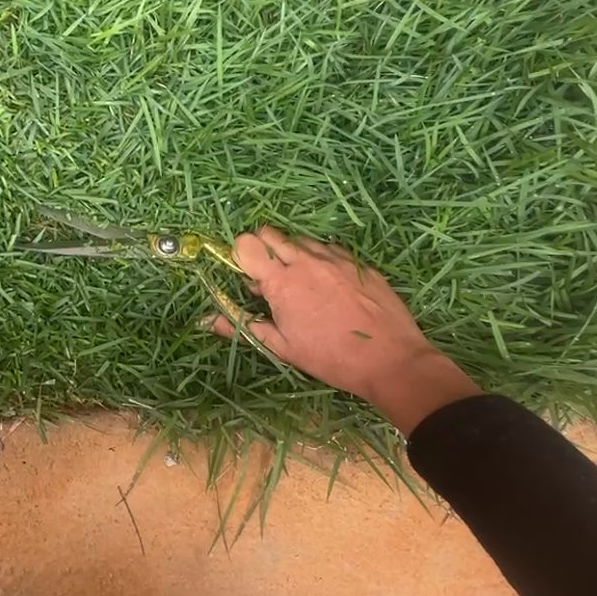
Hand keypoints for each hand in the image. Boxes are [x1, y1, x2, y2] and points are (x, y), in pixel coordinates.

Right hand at [208, 226, 479, 434]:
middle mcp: (305, 261)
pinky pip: (330, 249)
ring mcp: (335, 259)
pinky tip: (328, 282)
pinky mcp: (359, 263)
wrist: (392, 361)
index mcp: (280, 281)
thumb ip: (241, 325)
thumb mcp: (281, 345)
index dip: (241, 254)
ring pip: (301, 240)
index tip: (246, 273)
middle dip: (263, 248)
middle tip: (270, 274)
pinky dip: (321, 259)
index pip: (246, 243)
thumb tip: (203, 321)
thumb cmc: (329, 357)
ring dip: (292, 253)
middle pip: (270, 233)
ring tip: (301, 279)